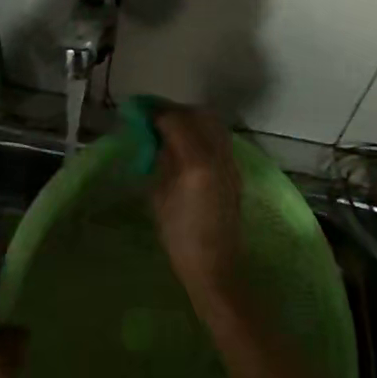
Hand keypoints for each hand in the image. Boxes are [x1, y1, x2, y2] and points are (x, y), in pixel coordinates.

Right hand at [150, 106, 242, 305]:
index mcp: (196, 162)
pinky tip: (187, 144)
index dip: (157, 113)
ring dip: (192, 119)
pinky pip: (219, 137)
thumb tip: (157, 139)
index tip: (141, 113)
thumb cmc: (179, 237)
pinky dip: (203, 131)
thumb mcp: (160, 196)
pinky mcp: (235, 169)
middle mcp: (218, 155)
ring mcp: (231, 160)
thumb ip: (161, 161)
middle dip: (176, 112)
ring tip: (170, 128)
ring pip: (213, 123)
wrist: (216, 264)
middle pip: (199, 116)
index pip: (177, 122)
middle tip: (154, 118)